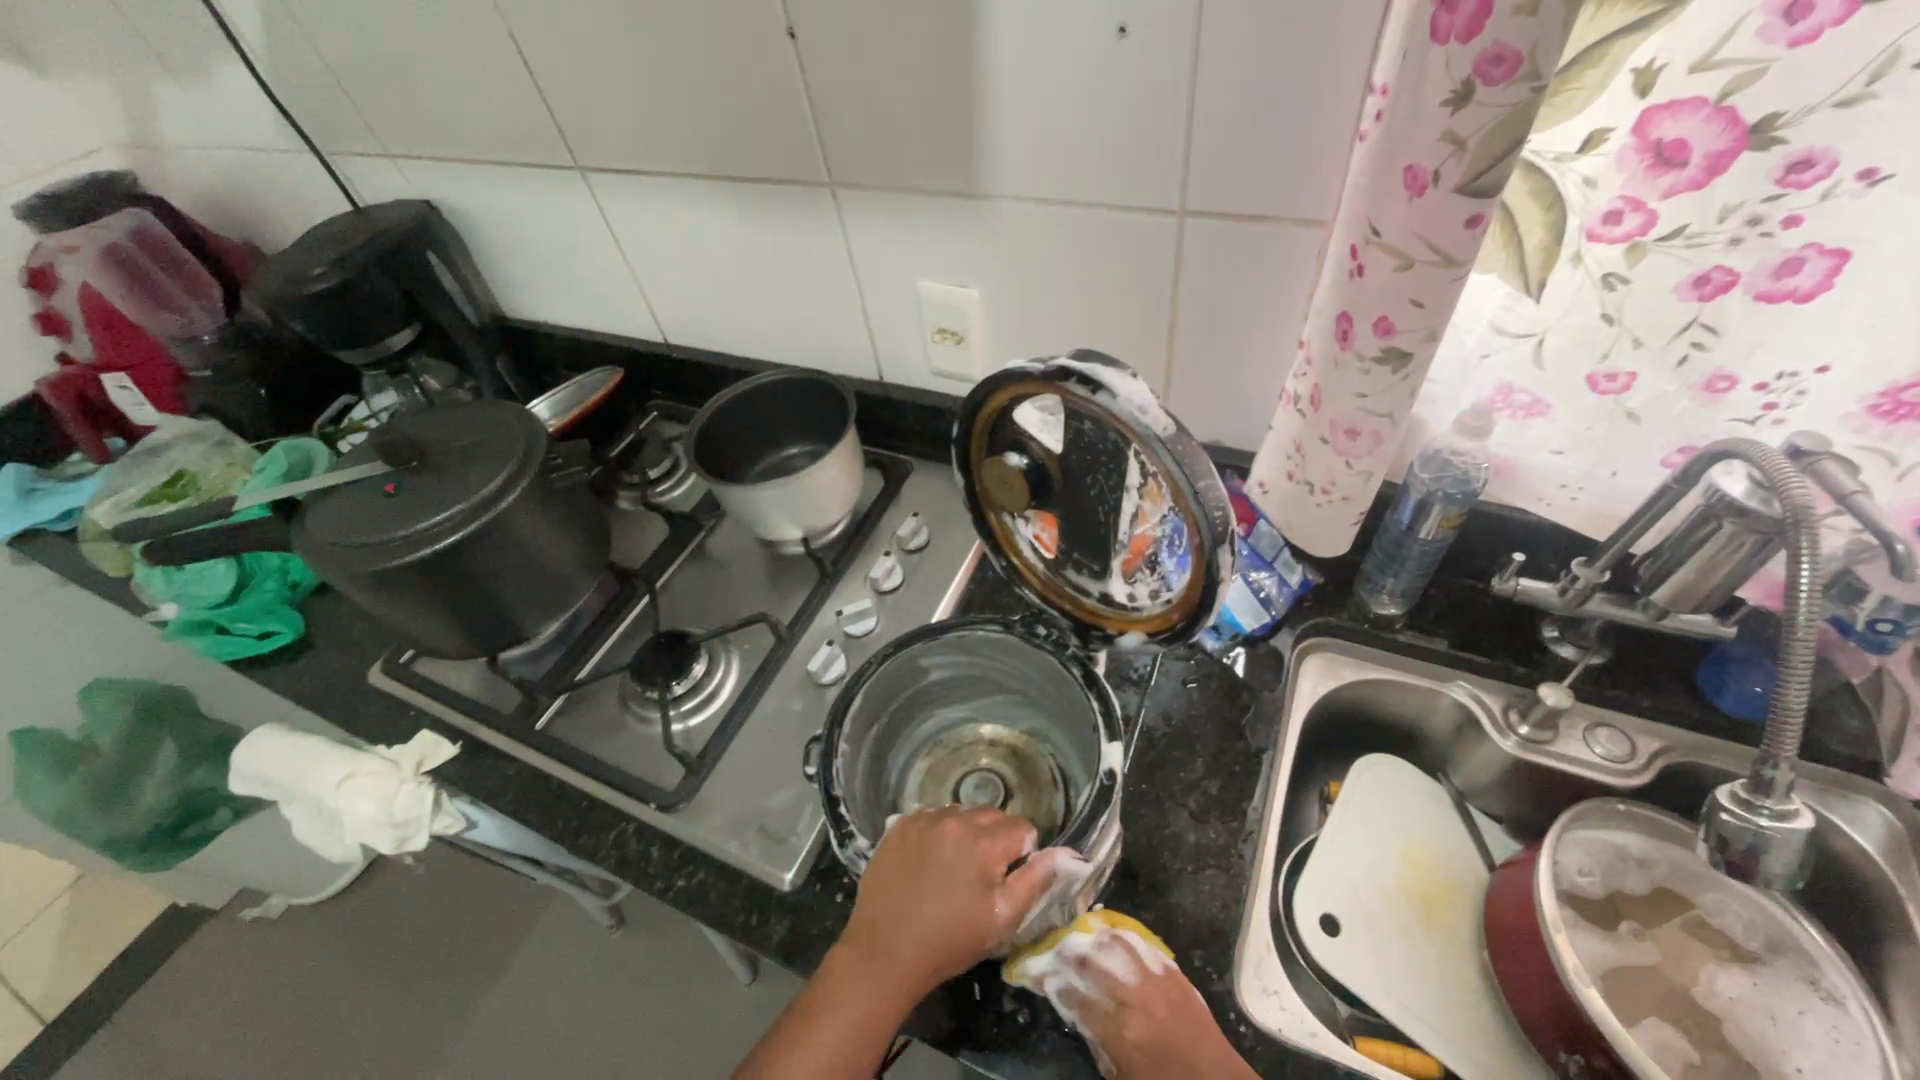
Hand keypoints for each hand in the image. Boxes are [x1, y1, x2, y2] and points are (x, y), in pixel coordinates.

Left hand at [836, 806, 1073, 996]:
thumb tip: (1065, 854)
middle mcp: (954, 820)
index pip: (1022, 827)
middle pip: (991, 816)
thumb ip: (1036, 880)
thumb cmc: (950, 941)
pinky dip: (937, 832)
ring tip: (954, 869)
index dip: (1021, 852)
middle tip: (982, 876)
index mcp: (985, 841)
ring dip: (965, 833)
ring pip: (960, 814)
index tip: (1007, 879)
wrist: (885, 952)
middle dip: (995, 839)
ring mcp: (923, 820)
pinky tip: (929, 862)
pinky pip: (930, 817)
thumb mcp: (1002, 918)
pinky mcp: (898, 827)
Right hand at [1051, 929, 1256, 1079]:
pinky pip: (1147, 949)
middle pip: (1095, 967)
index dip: (1057, 986)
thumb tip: (1077, 1014)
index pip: (1078, 1001)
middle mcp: (1137, 1001)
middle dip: (1072, 956)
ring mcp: (1159, 984)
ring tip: (1084, 934)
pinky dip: (1129, 940)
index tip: (1042, 977)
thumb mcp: (1123, 1075)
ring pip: (1121, 948)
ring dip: (1099, 940)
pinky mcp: (1176, 976)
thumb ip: (1098, 1042)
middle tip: (1057, 948)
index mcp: (1121, 1032)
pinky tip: (1116, 936)